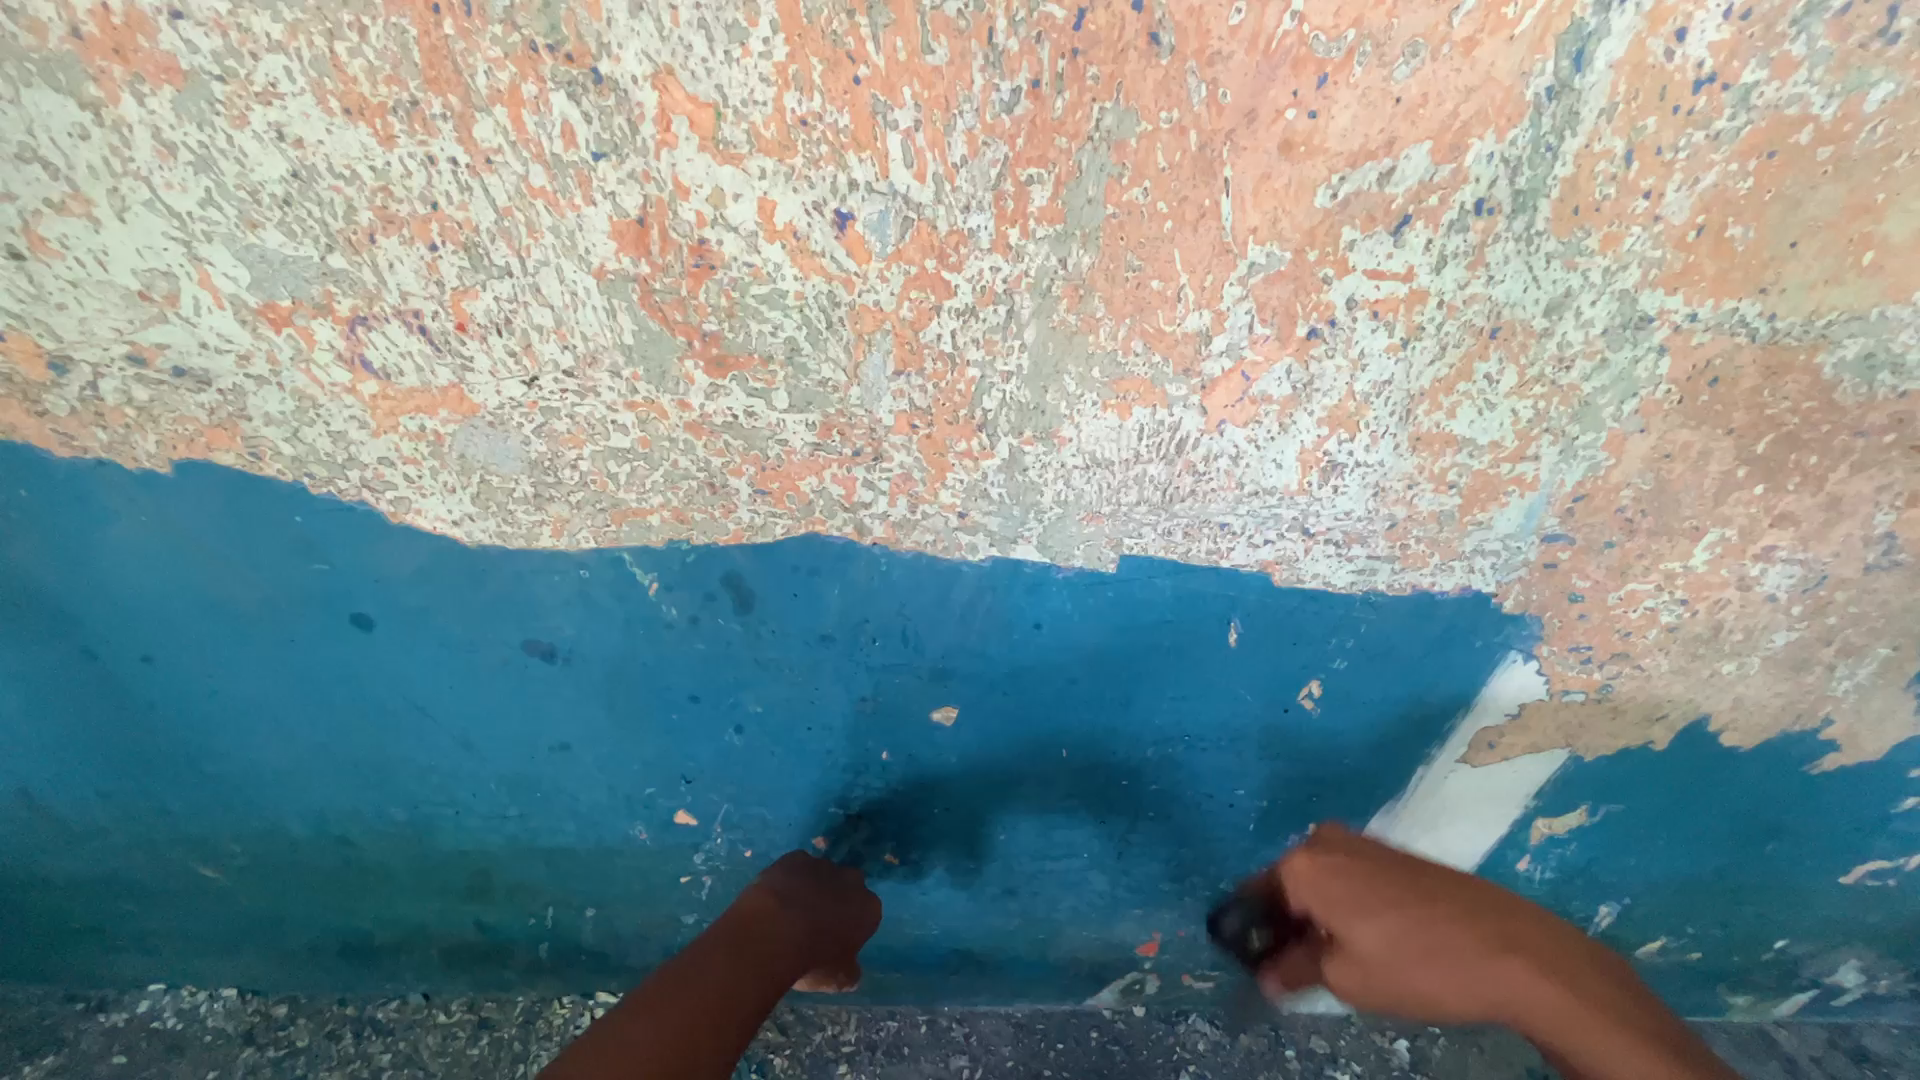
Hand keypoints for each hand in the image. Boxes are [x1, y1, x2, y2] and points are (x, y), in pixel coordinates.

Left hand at [737, 851, 881, 992]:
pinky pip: (795, 867)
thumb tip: (851, 971)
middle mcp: (852, 880)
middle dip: (836, 899)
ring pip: (821, 874)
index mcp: (869, 908)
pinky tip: (774, 898)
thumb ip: (849, 972)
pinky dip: (788, 879)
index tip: (836, 941)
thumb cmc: (812, 960)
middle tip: (815, 924)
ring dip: (811, 888)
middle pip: (848, 886)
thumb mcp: (837, 979)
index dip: (852, 926)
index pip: (867, 914)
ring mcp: (823, 865)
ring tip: (788, 913)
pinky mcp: (795, 857)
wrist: (773, 932)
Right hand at [1258, 822, 1630, 1027]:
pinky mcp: (1390, 852)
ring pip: (1317, 880)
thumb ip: (1294, 970)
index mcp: (1300, 864)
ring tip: (1332, 957)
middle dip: (1284, 923)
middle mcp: (1321, 840)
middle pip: (1284, 884)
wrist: (1513, 948)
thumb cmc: (1416, 964)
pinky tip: (1364, 938)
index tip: (1258, 966)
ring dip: (1314, 914)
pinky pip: (1345, 876)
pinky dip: (1342, 904)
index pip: (1253, 898)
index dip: (1252, 935)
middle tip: (1295, 968)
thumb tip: (1265, 975)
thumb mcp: (1346, 979)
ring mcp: (1359, 841)